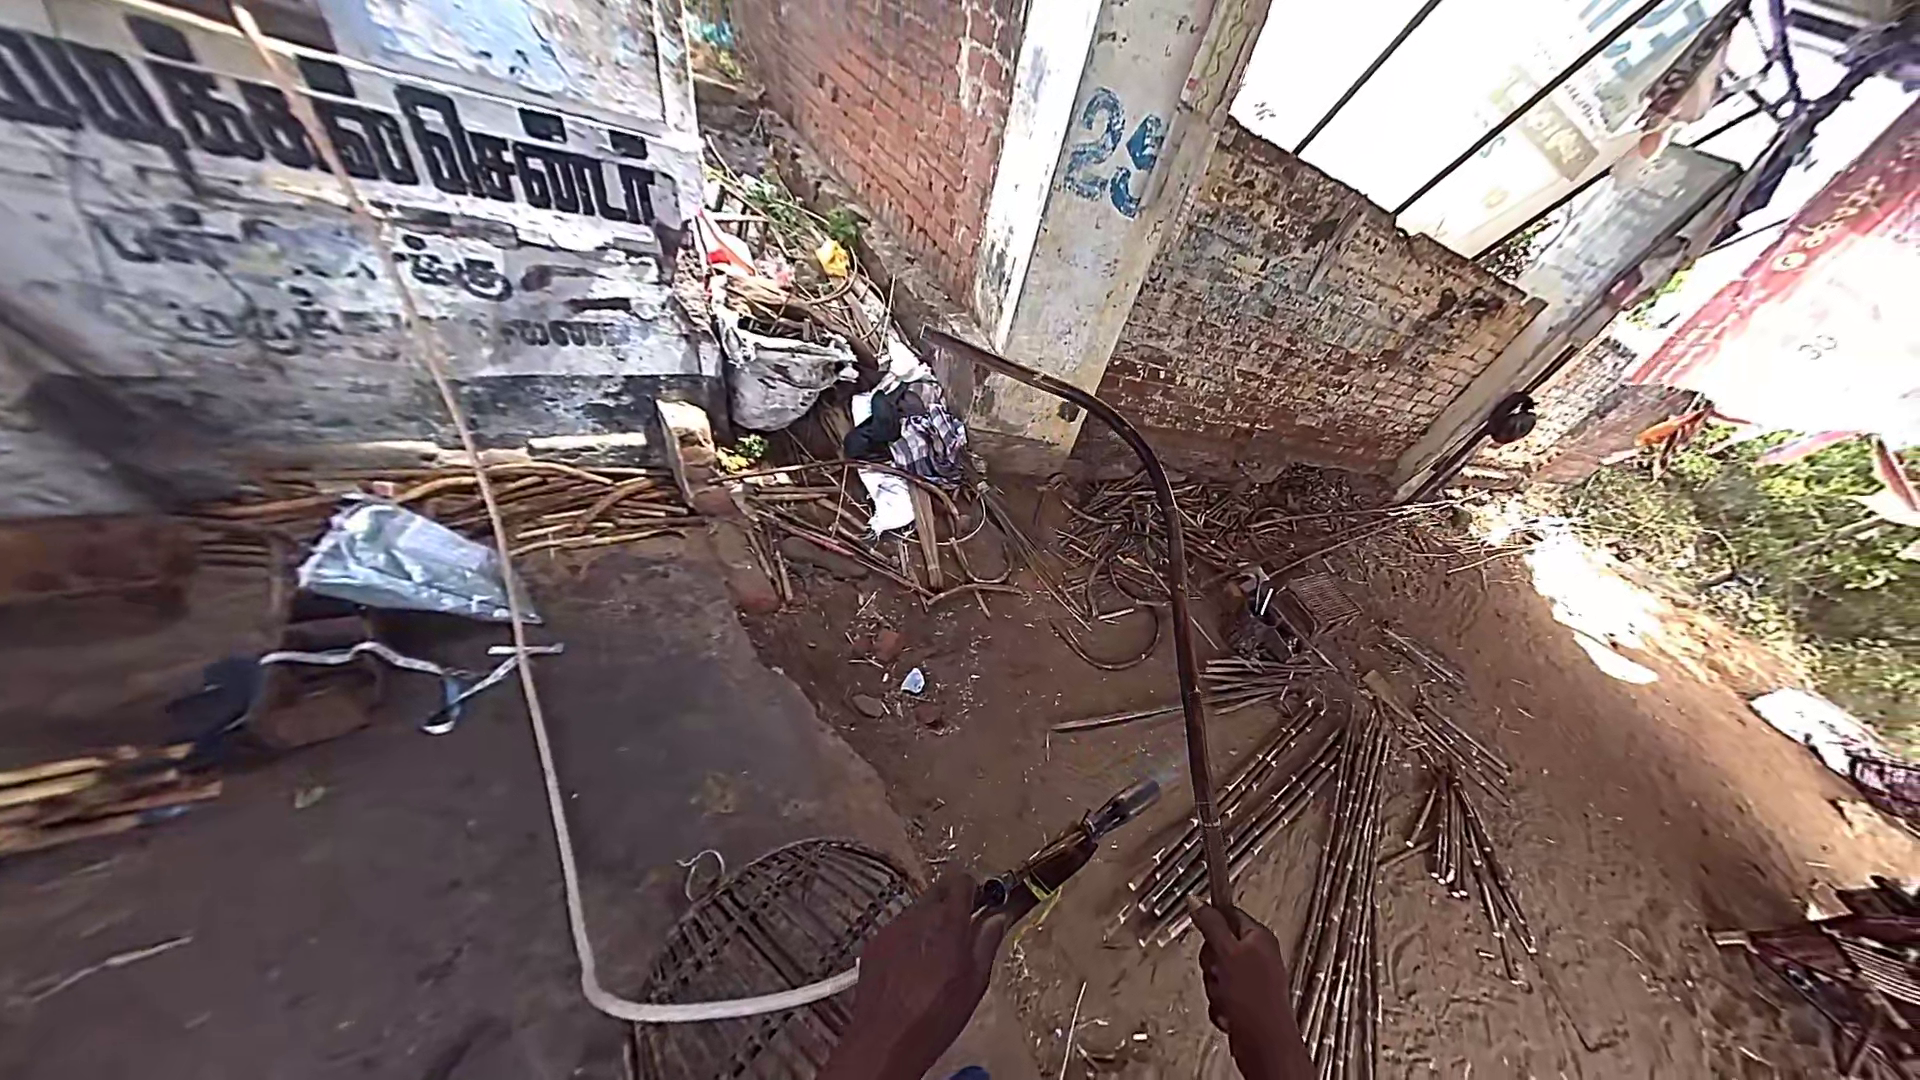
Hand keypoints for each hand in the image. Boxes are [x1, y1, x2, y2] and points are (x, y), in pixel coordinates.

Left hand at [821, 874, 1010, 1079]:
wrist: (884, 1040)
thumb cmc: (934, 1017)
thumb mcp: (974, 982)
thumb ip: (987, 942)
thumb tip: (997, 917)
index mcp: (948, 921)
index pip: (962, 880)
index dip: (973, 890)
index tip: (980, 904)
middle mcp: (920, 914)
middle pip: (939, 890)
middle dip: (952, 904)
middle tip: (960, 931)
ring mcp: (895, 925)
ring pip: (918, 909)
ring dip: (929, 923)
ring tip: (934, 958)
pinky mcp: (877, 939)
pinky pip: (898, 927)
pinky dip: (908, 938)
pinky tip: (911, 967)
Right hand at [1192, 903, 1315, 1079]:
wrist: (1266, 1051)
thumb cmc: (1255, 1001)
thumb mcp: (1227, 952)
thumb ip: (1210, 924)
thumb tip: (1196, 900)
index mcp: (1259, 939)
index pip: (1228, 914)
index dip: (1212, 922)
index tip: (1204, 932)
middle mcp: (1258, 957)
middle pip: (1217, 943)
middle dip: (1211, 961)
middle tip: (1218, 970)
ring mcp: (1251, 981)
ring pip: (1216, 971)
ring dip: (1214, 985)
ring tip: (1226, 996)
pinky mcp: (1244, 1002)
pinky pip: (1220, 993)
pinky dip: (1219, 1003)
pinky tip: (1228, 1012)